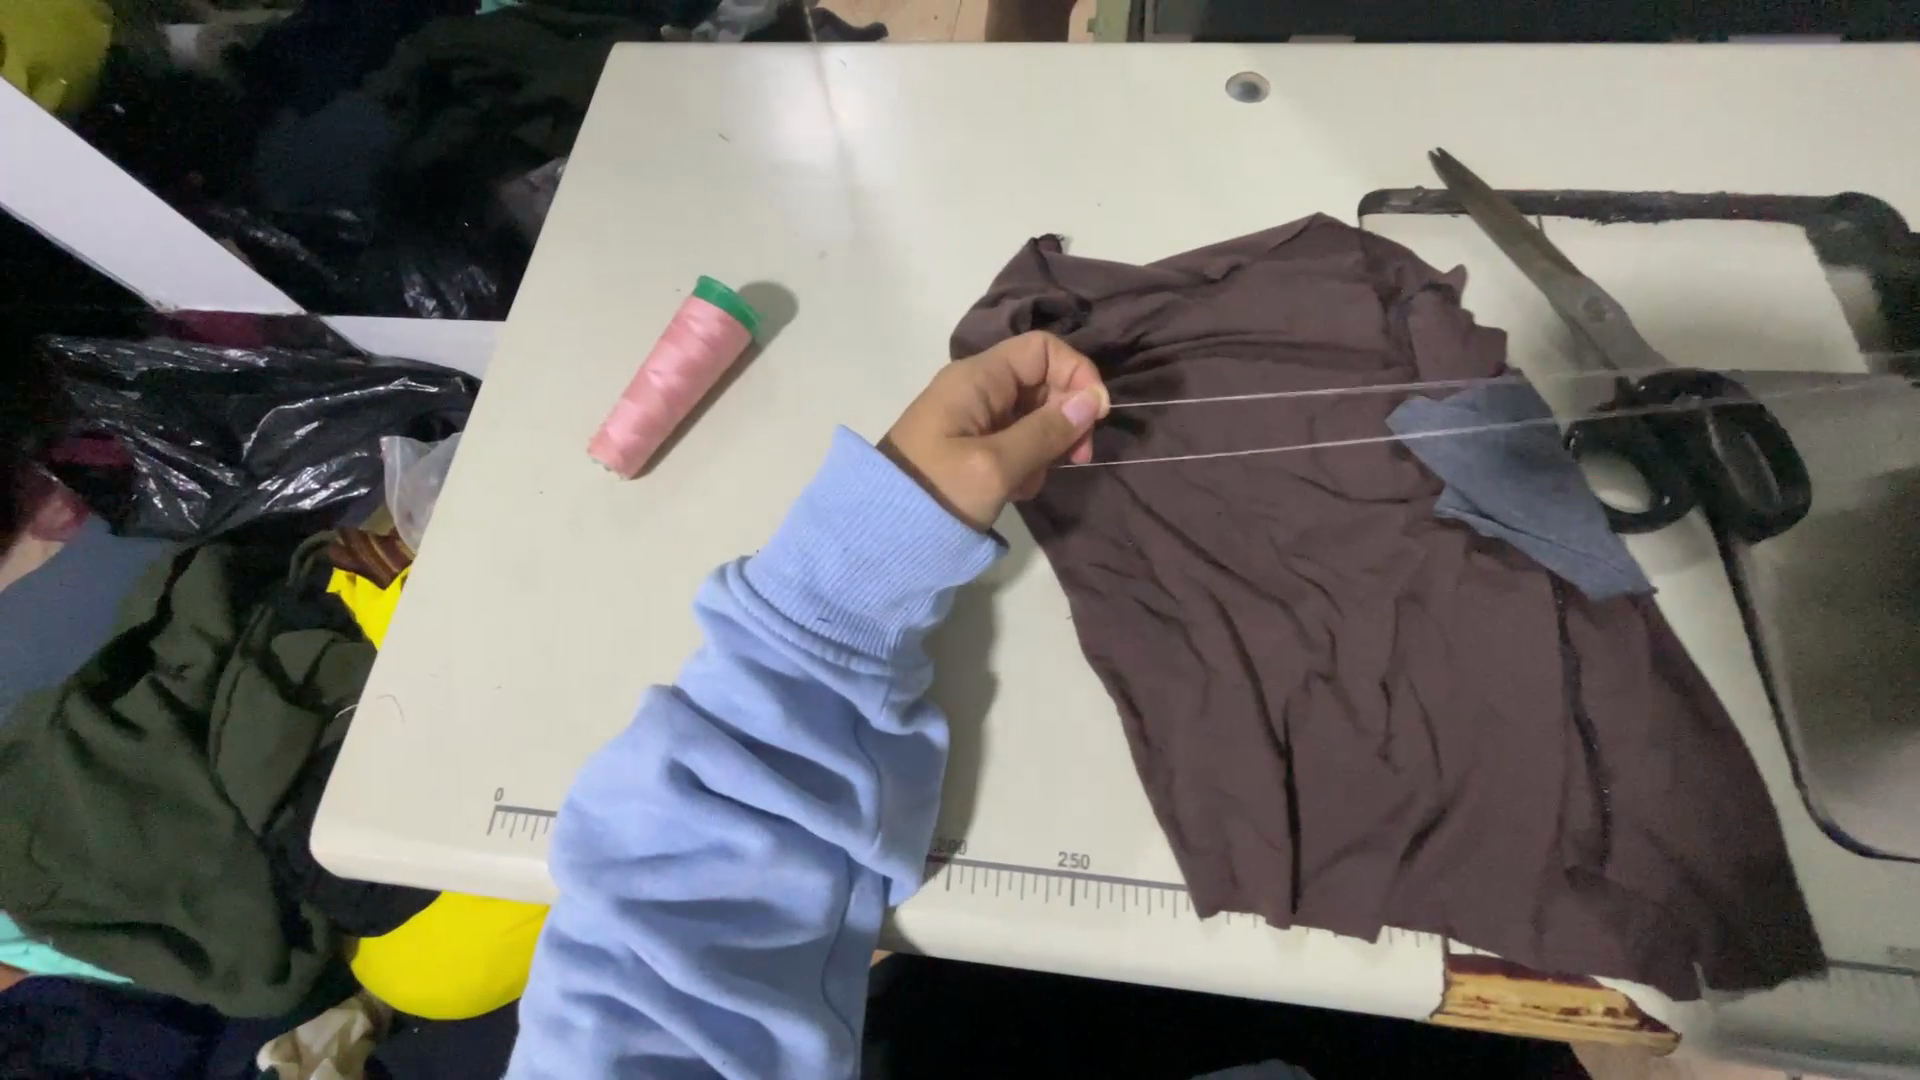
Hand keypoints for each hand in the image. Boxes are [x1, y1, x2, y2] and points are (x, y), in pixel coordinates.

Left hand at [880, 332, 1108, 529]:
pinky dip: (1023, 464)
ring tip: (1024, 483)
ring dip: (1043, 449)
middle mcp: (976, 390)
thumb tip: (1092, 400)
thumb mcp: (996, 466)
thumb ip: (1046, 432)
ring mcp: (973, 420)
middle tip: (1077, 458)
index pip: (1042, 348)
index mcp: (976, 379)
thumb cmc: (937, 493)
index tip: (1095, 415)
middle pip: (1041, 382)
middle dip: (1065, 418)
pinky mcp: (972, 448)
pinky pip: (1015, 443)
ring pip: (1033, 417)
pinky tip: (1012, 491)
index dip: (1076, 373)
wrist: (884, 534)